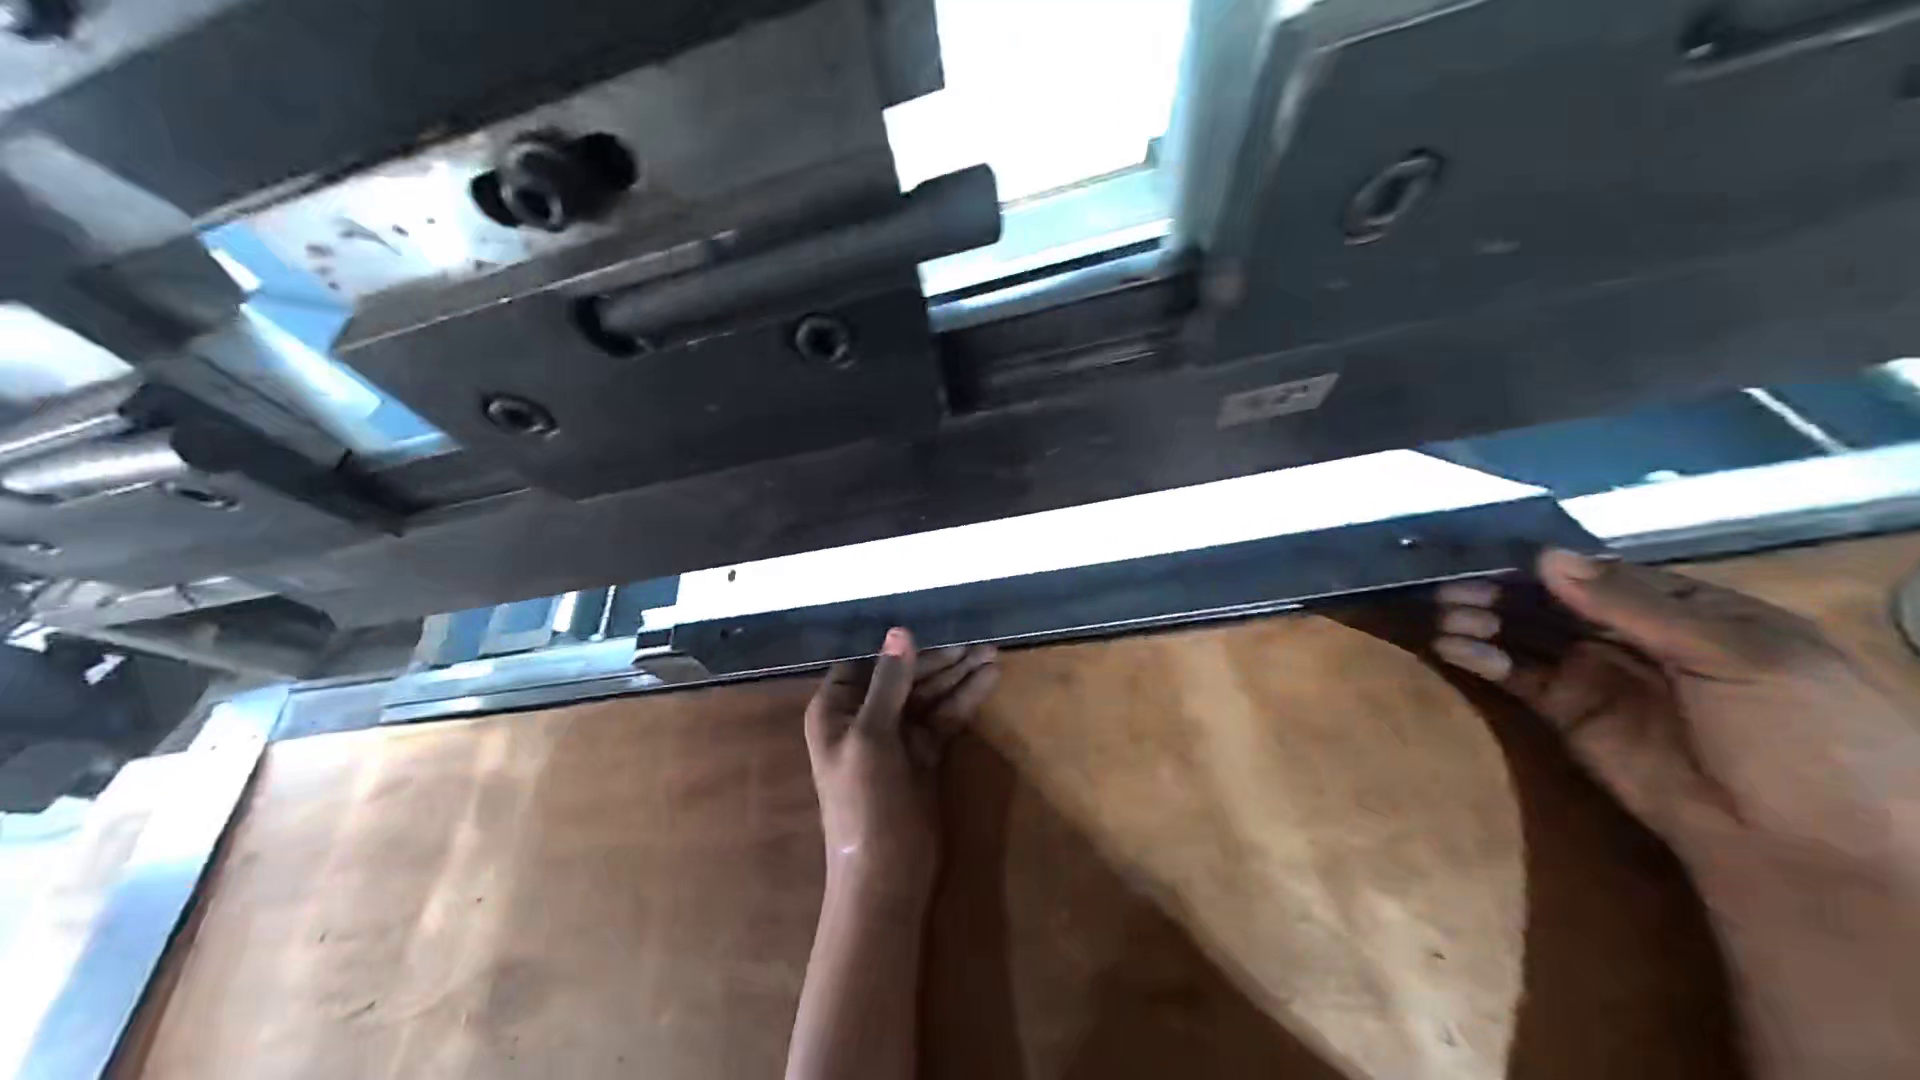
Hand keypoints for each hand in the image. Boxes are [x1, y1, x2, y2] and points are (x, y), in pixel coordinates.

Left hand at [804, 627, 999, 898]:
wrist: (886, 877)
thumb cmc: (865, 804)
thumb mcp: (871, 737)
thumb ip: (889, 683)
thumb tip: (900, 632)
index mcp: (837, 710)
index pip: (867, 662)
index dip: (897, 645)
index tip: (933, 625)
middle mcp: (864, 716)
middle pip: (904, 675)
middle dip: (940, 660)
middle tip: (978, 643)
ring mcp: (897, 735)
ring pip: (929, 694)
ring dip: (959, 676)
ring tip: (993, 654)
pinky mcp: (924, 752)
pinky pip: (945, 717)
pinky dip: (965, 699)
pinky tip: (988, 680)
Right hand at [1431, 549, 1919, 880]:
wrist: (1810, 848)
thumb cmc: (1803, 735)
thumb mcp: (1739, 655)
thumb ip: (1635, 605)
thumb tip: (1546, 557)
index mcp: (1690, 612)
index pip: (1602, 575)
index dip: (1547, 565)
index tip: (1492, 557)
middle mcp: (1634, 637)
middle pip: (1553, 603)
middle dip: (1501, 593)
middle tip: (1452, 591)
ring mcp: (1598, 676)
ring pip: (1527, 636)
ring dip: (1484, 623)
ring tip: (1448, 620)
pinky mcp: (1567, 714)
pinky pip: (1518, 677)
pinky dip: (1483, 660)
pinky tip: (1455, 649)